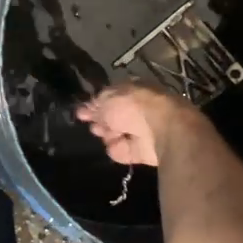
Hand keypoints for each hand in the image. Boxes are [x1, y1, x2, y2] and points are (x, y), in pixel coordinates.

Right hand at [75, 85, 193, 166]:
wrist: (161, 129)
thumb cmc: (134, 106)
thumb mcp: (107, 100)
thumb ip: (94, 105)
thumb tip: (84, 109)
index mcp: (132, 91)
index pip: (110, 98)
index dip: (95, 105)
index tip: (81, 113)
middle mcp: (136, 110)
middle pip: (111, 118)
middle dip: (100, 121)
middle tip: (94, 125)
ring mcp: (139, 131)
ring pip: (113, 135)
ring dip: (108, 135)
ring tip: (108, 133)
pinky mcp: (141, 151)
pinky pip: (121, 151)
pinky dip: (119, 149)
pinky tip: (121, 144)